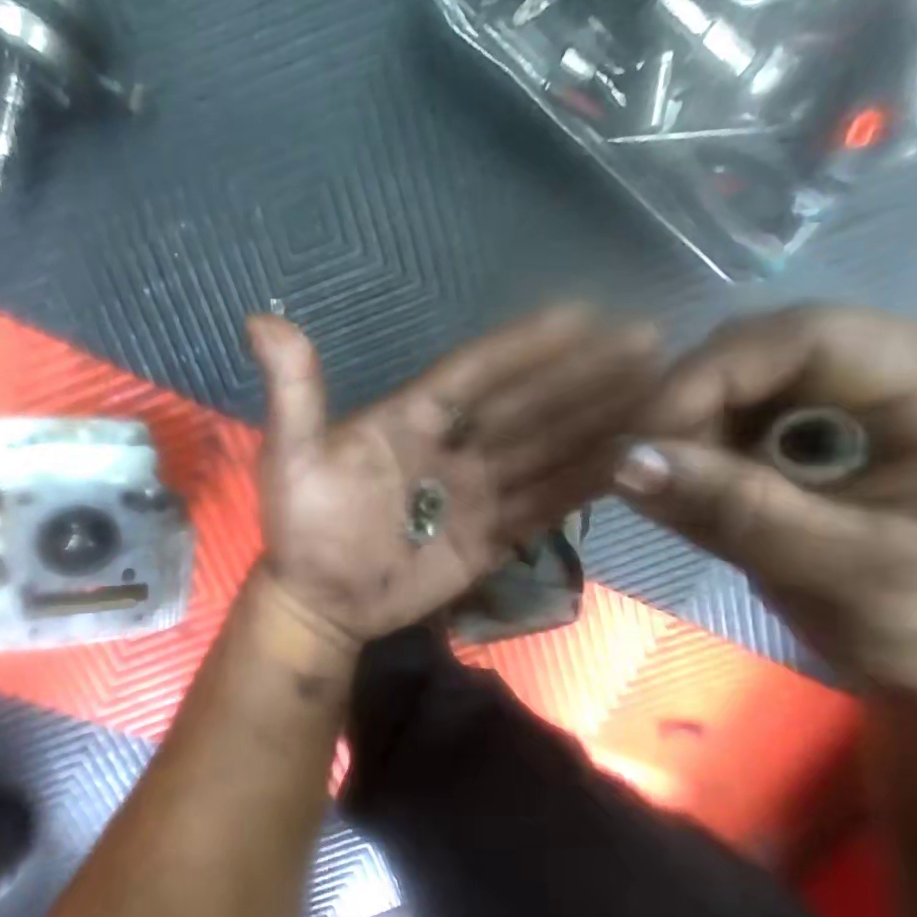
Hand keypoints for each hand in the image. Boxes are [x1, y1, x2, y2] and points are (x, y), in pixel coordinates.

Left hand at [247, 306, 658, 644]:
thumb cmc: (303, 527)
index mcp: (417, 417)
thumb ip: (294, 394)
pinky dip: (585, 485)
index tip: (584, 314)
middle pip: (532, 406)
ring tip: (655, 394)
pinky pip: (546, 504)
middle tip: (647, 344)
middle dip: (589, 376)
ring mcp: (482, 491)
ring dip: (600, 423)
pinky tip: (627, 462)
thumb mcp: (291, 458)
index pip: (480, 372)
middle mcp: (460, 446)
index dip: (529, 345)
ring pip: (550, 450)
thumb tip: (261, 319)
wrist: (320, 602)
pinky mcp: (496, 535)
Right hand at [614, 307, 916, 687]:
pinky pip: (785, 425)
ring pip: (779, 387)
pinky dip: (735, 454)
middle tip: (650, 459)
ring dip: (716, 428)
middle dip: (710, 400)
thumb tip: (621, 459)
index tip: (646, 429)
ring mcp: (904, 411)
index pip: (820, 336)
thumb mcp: (841, 577)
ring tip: (678, 480)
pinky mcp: (873, 445)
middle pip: (792, 353)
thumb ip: (734, 510)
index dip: (719, 370)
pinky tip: (713, 489)